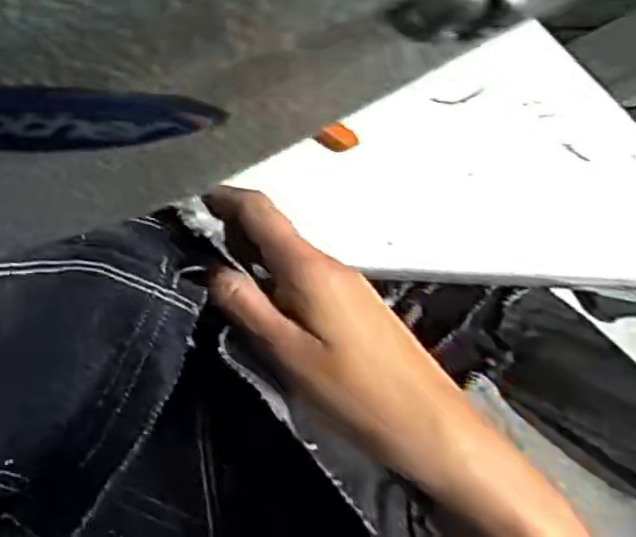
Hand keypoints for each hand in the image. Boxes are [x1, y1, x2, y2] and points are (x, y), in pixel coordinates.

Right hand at [204, 189, 588, 536]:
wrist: (445, 438)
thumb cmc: (360, 394)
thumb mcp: (288, 352)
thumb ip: (244, 303)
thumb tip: (211, 268)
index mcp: (307, 266)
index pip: (258, 208)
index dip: (222, 196)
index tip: (190, 201)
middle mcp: (329, 264)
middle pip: (271, 228)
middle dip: (231, 231)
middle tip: (199, 253)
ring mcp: (347, 283)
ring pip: (286, 253)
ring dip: (253, 258)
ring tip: (229, 287)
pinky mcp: (356, 304)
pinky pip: (304, 274)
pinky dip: (275, 277)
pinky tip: (270, 311)